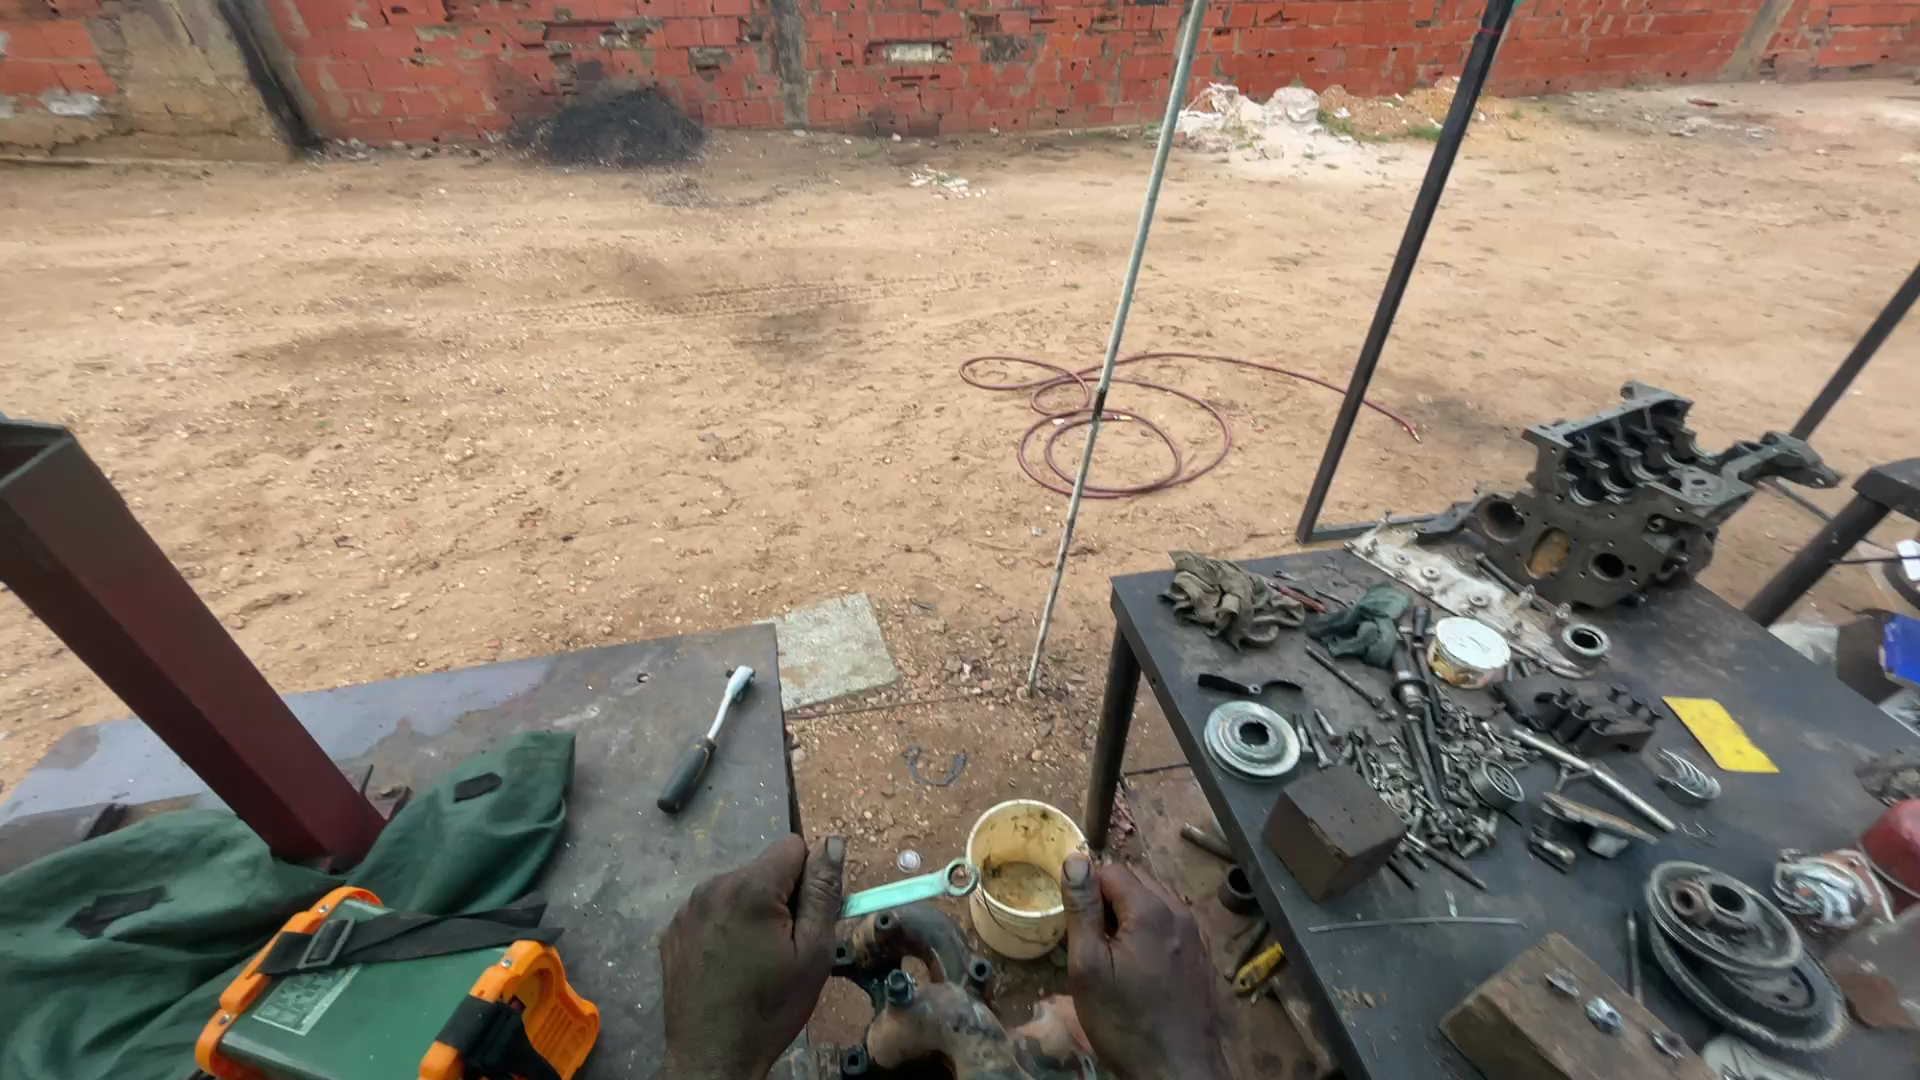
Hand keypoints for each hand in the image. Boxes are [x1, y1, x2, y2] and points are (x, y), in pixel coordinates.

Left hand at [661, 833, 845, 1079]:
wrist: (711, 1061)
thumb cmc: (770, 1008)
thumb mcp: (814, 952)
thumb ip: (823, 890)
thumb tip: (833, 842)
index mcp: (751, 886)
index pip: (793, 846)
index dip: (807, 878)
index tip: (803, 917)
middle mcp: (714, 885)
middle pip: (764, 868)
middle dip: (779, 895)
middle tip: (782, 945)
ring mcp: (688, 907)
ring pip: (739, 886)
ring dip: (753, 908)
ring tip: (754, 956)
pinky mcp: (673, 929)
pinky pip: (713, 907)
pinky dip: (726, 924)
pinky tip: (728, 961)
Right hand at [1059, 853, 1231, 1079]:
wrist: (1179, 1075)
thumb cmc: (1125, 1022)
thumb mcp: (1089, 966)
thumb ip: (1082, 908)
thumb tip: (1076, 858)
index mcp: (1150, 909)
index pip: (1110, 870)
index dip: (1089, 895)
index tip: (1083, 931)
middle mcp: (1178, 911)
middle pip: (1134, 881)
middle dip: (1110, 901)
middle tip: (1097, 945)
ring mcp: (1195, 934)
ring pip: (1153, 900)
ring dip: (1131, 915)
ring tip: (1118, 958)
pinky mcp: (1202, 955)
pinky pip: (1170, 923)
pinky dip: (1151, 931)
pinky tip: (1143, 968)